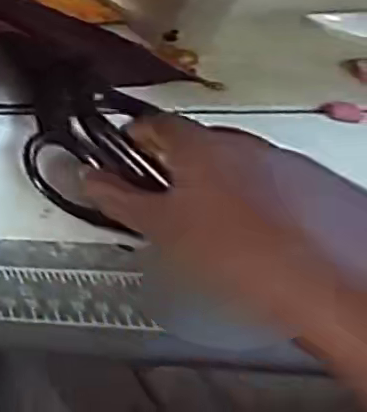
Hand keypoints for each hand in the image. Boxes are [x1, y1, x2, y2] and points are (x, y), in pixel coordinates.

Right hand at [83, 115, 357, 336]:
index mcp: (203, 145)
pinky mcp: (351, 206)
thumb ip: (114, 195)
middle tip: (168, 198)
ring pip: (252, 173)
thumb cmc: (258, 262)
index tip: (123, 156)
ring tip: (223, 230)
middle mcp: (256, 149)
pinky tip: (272, 247)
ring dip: (231, 191)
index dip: (130, 139)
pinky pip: (297, 198)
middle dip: (182, 169)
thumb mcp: (159, 227)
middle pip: (203, 147)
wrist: (359, 308)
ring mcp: (310, 177)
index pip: (151, 123)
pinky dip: (278, 214)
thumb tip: (92, 179)